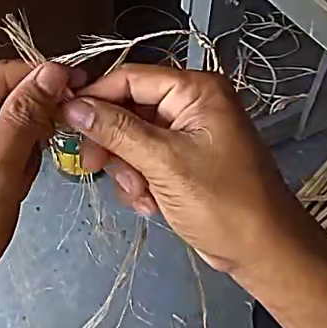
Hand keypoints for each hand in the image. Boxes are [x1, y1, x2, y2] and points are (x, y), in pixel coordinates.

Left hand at [0, 60, 72, 327]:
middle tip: (53, 146)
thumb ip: (26, 114)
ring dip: (23, 144)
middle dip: (31, 120)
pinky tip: (12, 184)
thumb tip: (56, 69)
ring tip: (20, 178)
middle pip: (1, 95)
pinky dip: (13, 159)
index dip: (43, 78)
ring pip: (4, 120)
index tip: (83, 88)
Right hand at [59, 64, 321, 279]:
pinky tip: (152, 203)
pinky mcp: (183, 160)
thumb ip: (116, 130)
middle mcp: (191, 104)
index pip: (131, 78)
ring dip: (127, 170)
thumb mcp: (164, 163)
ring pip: (131, 138)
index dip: (95, 97)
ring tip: (143, 195)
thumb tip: (72, 106)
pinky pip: (145, 160)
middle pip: (128, 109)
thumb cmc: (223, 202)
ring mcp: (187, 133)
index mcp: (196, 90)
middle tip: (95, 168)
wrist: (262, 250)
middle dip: (114, 144)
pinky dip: (141, 182)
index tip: (64, 120)